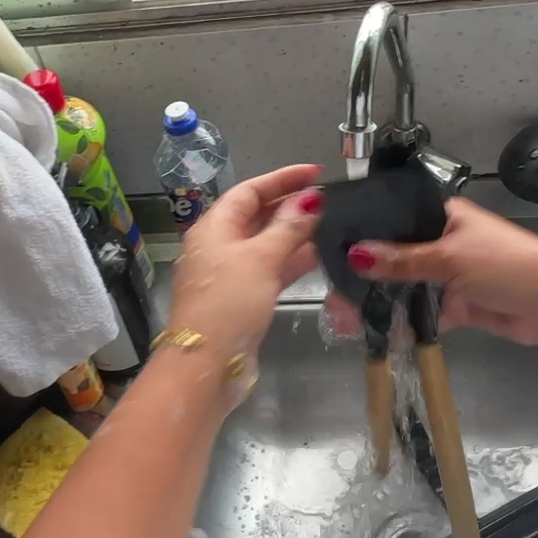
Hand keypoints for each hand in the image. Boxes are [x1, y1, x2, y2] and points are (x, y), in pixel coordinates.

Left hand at [167, 164, 323, 358]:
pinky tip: (318, 256)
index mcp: (214, 227)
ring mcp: (230, 273)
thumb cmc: (229, 303)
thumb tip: (310, 200)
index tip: (315, 172)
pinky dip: (291, 261)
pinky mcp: (242, 298)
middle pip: (257, 215)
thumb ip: (288, 228)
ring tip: (331, 223)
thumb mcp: (260, 259)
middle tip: (328, 199)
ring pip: (266, 243)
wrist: (207, 365)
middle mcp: (219, 245)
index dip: (282, 178)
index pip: (250, 190)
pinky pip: (269, 269)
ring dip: (295, 233)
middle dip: (291, 205)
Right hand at [344, 197, 537, 345]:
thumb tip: (355, 254)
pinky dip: (403, 323)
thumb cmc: (507, 264)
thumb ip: (401, 260)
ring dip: (380, 303)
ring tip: (346, 320)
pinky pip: (423, 312)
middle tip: (334, 298)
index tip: (331, 253)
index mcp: (441, 216)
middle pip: (394, 258)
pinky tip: (377, 334)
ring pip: (406, 288)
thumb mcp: (450, 258)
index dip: (363, 235)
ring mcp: (449, 275)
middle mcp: (441, 241)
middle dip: (365, 278)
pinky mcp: (458, 305)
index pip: (393, 219)